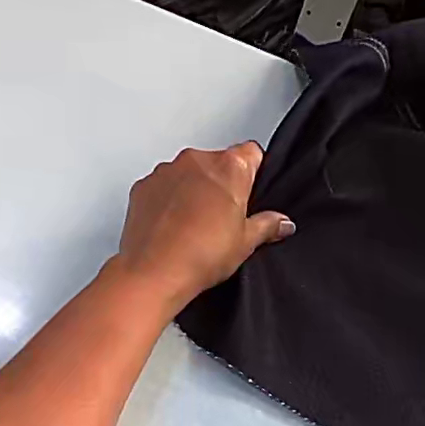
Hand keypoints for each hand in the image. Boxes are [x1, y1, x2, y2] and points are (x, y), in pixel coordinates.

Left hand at [111, 141, 293, 308]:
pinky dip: (168, 200)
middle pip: (218, 162)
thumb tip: (281, 223)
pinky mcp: (143, 186)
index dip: (255, 173)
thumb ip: (267, 226)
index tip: (251, 193)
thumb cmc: (199, 254)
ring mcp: (166, 171)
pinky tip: (174, 227)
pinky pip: (162, 186)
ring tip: (197, 227)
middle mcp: (196, 161)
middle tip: (226, 218)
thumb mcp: (246, 243)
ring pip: (188, 173)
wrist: (155, 272)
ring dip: (194, 190)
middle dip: (222, 184)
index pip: (252, 153)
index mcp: (230, 167)